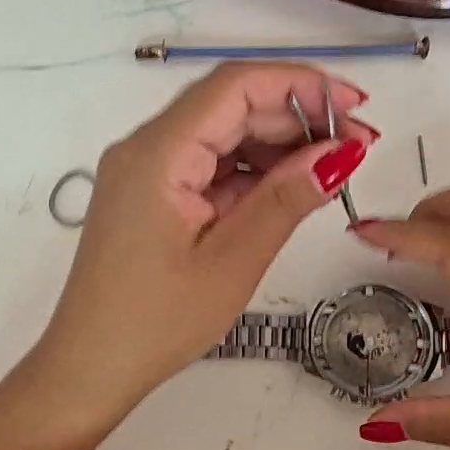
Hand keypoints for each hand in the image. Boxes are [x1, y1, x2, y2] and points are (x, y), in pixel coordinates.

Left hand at [28, 63, 374, 432]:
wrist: (91, 365)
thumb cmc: (156, 322)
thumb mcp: (232, 261)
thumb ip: (286, 199)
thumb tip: (341, 153)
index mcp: (157, 154)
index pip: (234, 86)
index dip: (301, 84)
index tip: (356, 107)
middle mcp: (144, 149)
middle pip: (227, 107)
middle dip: (295, 118)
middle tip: (357, 147)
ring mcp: (142, 173)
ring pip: (219, 136)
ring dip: (275, 146)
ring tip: (330, 172)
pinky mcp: (147, 197)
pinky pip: (204, 167)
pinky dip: (247, 173)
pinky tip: (287, 190)